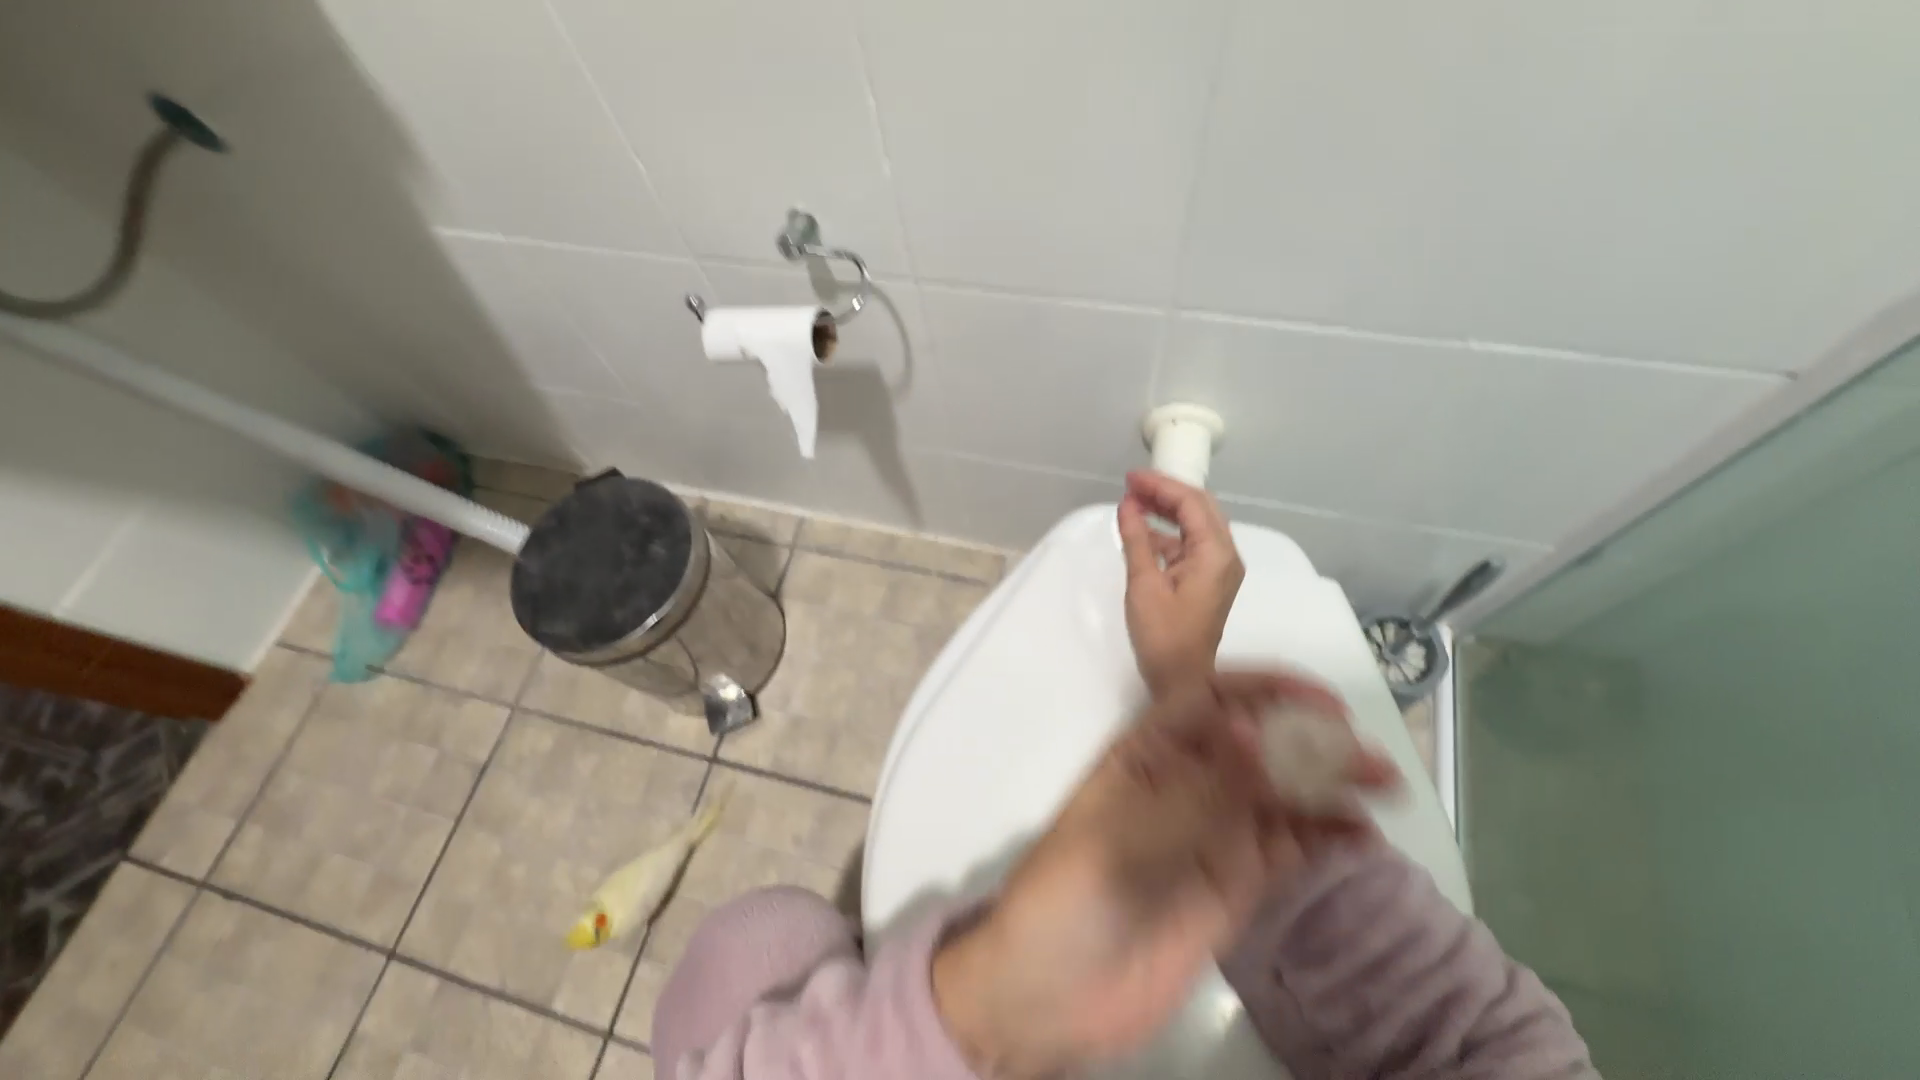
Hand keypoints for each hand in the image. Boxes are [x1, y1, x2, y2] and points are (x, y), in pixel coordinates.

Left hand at [932, 672, 1398, 1077]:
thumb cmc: (1067, 900)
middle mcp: (1185, 783)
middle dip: (1311, 739)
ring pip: (1281, 792)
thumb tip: (1256, 731)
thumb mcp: (1124, 840)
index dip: (1264, 691)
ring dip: (1331, 784)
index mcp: (1145, 755)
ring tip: (1384, 787)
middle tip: (1370, 756)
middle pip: (1257, 744)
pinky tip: (1363, 838)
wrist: (1052, 997)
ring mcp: (1213, 832)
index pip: (1209, 699)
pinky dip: (1327, 836)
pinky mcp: (1235, 882)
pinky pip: (1288, 846)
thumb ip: (1197, 793)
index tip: (1324, 704)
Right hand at [1118, 470, 1244, 696]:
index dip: (1160, 485)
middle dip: (1166, 492)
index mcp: (1216, 554)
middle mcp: (1226, 556)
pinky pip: (1192, 544)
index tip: (1129, 478)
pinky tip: (1143, 532)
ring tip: (1133, 502)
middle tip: (1131, 486)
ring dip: (1167, 511)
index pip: (1191, 503)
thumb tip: (1127, 505)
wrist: (1183, 682)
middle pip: (1200, 508)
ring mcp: (1220, 569)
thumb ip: (1136, 539)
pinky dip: (1169, 533)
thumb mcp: (1143, 584)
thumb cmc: (1163, 635)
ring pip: (1197, 525)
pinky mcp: (1210, 581)